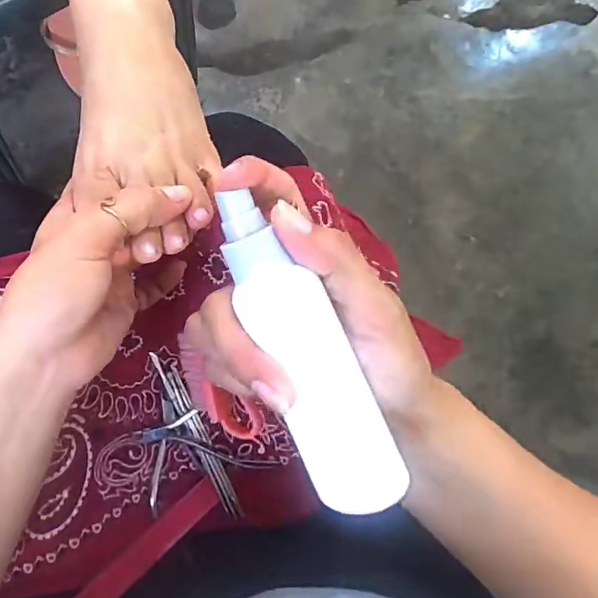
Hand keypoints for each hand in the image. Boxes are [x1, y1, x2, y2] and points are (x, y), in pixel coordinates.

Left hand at [0, 181, 193, 393]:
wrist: (46, 357)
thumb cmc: (56, 288)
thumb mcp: (86, 236)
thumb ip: (131, 209)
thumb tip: (179, 193)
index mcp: (73, 217)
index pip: (109, 184)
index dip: (138, 175)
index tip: (175, 167)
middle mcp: (93, 240)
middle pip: (133, 216)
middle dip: (161, 210)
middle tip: (194, 206)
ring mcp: (111, 272)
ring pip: (147, 246)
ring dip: (169, 239)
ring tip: (195, 231)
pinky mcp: (126, 301)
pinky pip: (153, 282)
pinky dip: (170, 274)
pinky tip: (185, 264)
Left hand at [71, 26, 220, 264]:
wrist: (131, 53)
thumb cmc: (104, 106)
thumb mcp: (87, 156)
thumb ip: (96, 195)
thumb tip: (110, 232)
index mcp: (102, 174)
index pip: (112, 221)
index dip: (124, 242)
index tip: (131, 255)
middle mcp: (138, 169)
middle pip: (152, 218)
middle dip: (157, 239)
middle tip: (161, 250)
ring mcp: (173, 156)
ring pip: (185, 205)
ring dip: (186, 225)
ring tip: (185, 235)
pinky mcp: (201, 143)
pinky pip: (212, 182)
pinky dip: (213, 201)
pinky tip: (210, 212)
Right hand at [180, 157, 439, 430]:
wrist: (390, 418)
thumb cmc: (391, 358)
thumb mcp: (375, 307)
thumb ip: (336, 259)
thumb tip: (282, 215)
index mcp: (305, 257)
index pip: (272, 202)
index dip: (247, 181)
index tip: (225, 179)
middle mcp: (268, 282)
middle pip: (220, 287)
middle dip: (234, 337)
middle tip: (276, 381)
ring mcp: (250, 319)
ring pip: (206, 325)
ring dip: (235, 364)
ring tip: (281, 397)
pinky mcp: (238, 356)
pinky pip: (209, 358)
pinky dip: (231, 379)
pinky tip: (265, 398)